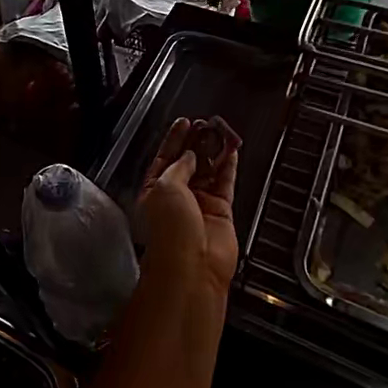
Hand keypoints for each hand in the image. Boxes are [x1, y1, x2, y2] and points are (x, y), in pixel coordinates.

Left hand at [138, 118, 239, 290]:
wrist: (192, 265)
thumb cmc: (169, 231)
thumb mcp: (165, 187)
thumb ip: (178, 166)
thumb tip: (190, 154)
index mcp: (155, 191)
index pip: (165, 159)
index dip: (174, 140)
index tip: (184, 122)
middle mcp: (177, 197)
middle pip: (188, 163)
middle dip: (196, 142)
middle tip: (206, 124)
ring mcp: (200, 204)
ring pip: (209, 170)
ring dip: (214, 150)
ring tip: (221, 130)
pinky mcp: (221, 210)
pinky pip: (226, 181)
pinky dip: (229, 165)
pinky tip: (232, 150)